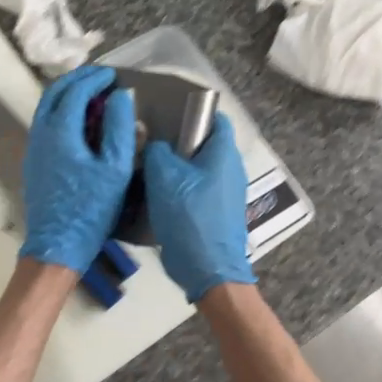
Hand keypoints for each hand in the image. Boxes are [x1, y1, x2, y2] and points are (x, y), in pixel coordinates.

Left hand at [20, 65, 136, 273]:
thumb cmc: (90, 209)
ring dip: (67, 95)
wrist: (57, 247)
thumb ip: (118, 128)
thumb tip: (120, 96)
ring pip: (47, 109)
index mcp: (59, 131)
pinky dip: (62, 113)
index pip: (75, 91)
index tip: (113, 74)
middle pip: (54, 94)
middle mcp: (40, 134)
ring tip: (92, 95)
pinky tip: (80, 124)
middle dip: (77, 80)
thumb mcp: (115, 169)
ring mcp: (34, 149)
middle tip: (99, 76)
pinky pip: (46, 125)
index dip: (95, 78)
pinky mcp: (35, 163)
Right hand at [144, 114, 255, 301]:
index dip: (193, 112)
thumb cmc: (189, 216)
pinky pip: (199, 191)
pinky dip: (182, 189)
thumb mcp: (163, 177)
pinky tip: (159, 197)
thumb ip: (156, 151)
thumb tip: (154, 142)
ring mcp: (228, 194)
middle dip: (179, 142)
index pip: (216, 118)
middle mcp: (232, 169)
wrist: (209, 270)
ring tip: (149, 170)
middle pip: (205, 144)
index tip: (166, 115)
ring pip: (200, 169)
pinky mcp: (219, 214)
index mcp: (224, 153)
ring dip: (177, 169)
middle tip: (149, 143)